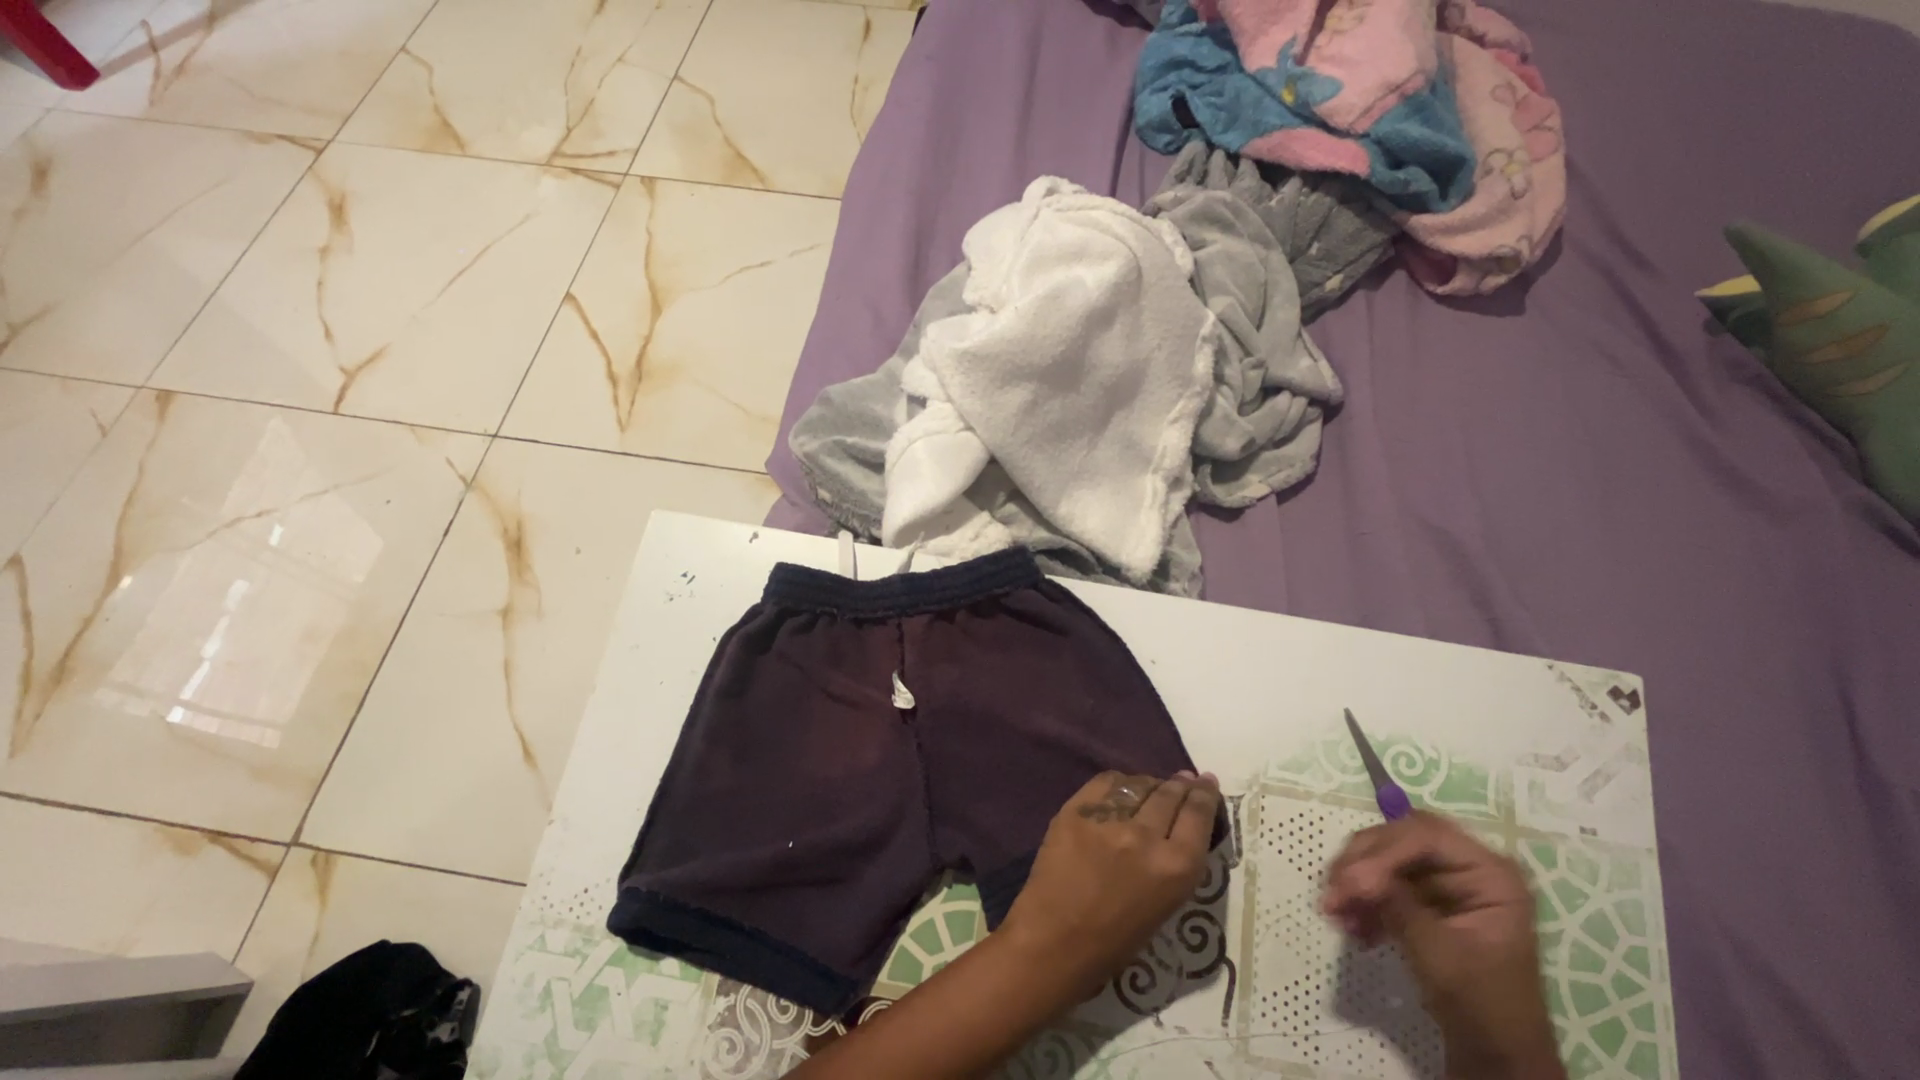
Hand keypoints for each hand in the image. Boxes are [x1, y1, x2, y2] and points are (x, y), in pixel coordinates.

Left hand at [998, 771, 1221, 1004]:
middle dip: (1180, 785)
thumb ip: (1175, 864)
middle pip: (1170, 794)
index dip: (1205, 794)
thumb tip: (1178, 831)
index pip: (1199, 815)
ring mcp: (1109, 820)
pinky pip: (1104, 783)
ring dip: (1150, 784)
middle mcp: (1148, 836)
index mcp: (1178, 868)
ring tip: (1151, 786)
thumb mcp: (1165, 905)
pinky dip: (1117, 783)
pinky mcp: (1076, 811)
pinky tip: (1119, 788)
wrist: (1056, 942)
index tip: (1206, 782)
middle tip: (1183, 778)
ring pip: (1139, 785)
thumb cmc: (1115, 941)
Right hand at [1322, 812, 1565, 1079]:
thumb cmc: (1482, 1005)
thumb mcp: (1440, 955)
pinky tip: (1350, 927)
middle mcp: (1467, 867)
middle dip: (1362, 863)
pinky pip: (1382, 884)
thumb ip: (1399, 907)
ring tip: (1335, 913)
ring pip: (1384, 858)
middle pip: (1400, 839)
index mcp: (1489, 873)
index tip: (1349, 885)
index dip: (1383, 853)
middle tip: (1332, 894)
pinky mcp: (1424, 900)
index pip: (1426, 837)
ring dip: (1355, 881)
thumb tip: (1353, 875)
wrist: (1494, 1053)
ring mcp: (1444, 883)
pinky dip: (1361, 900)